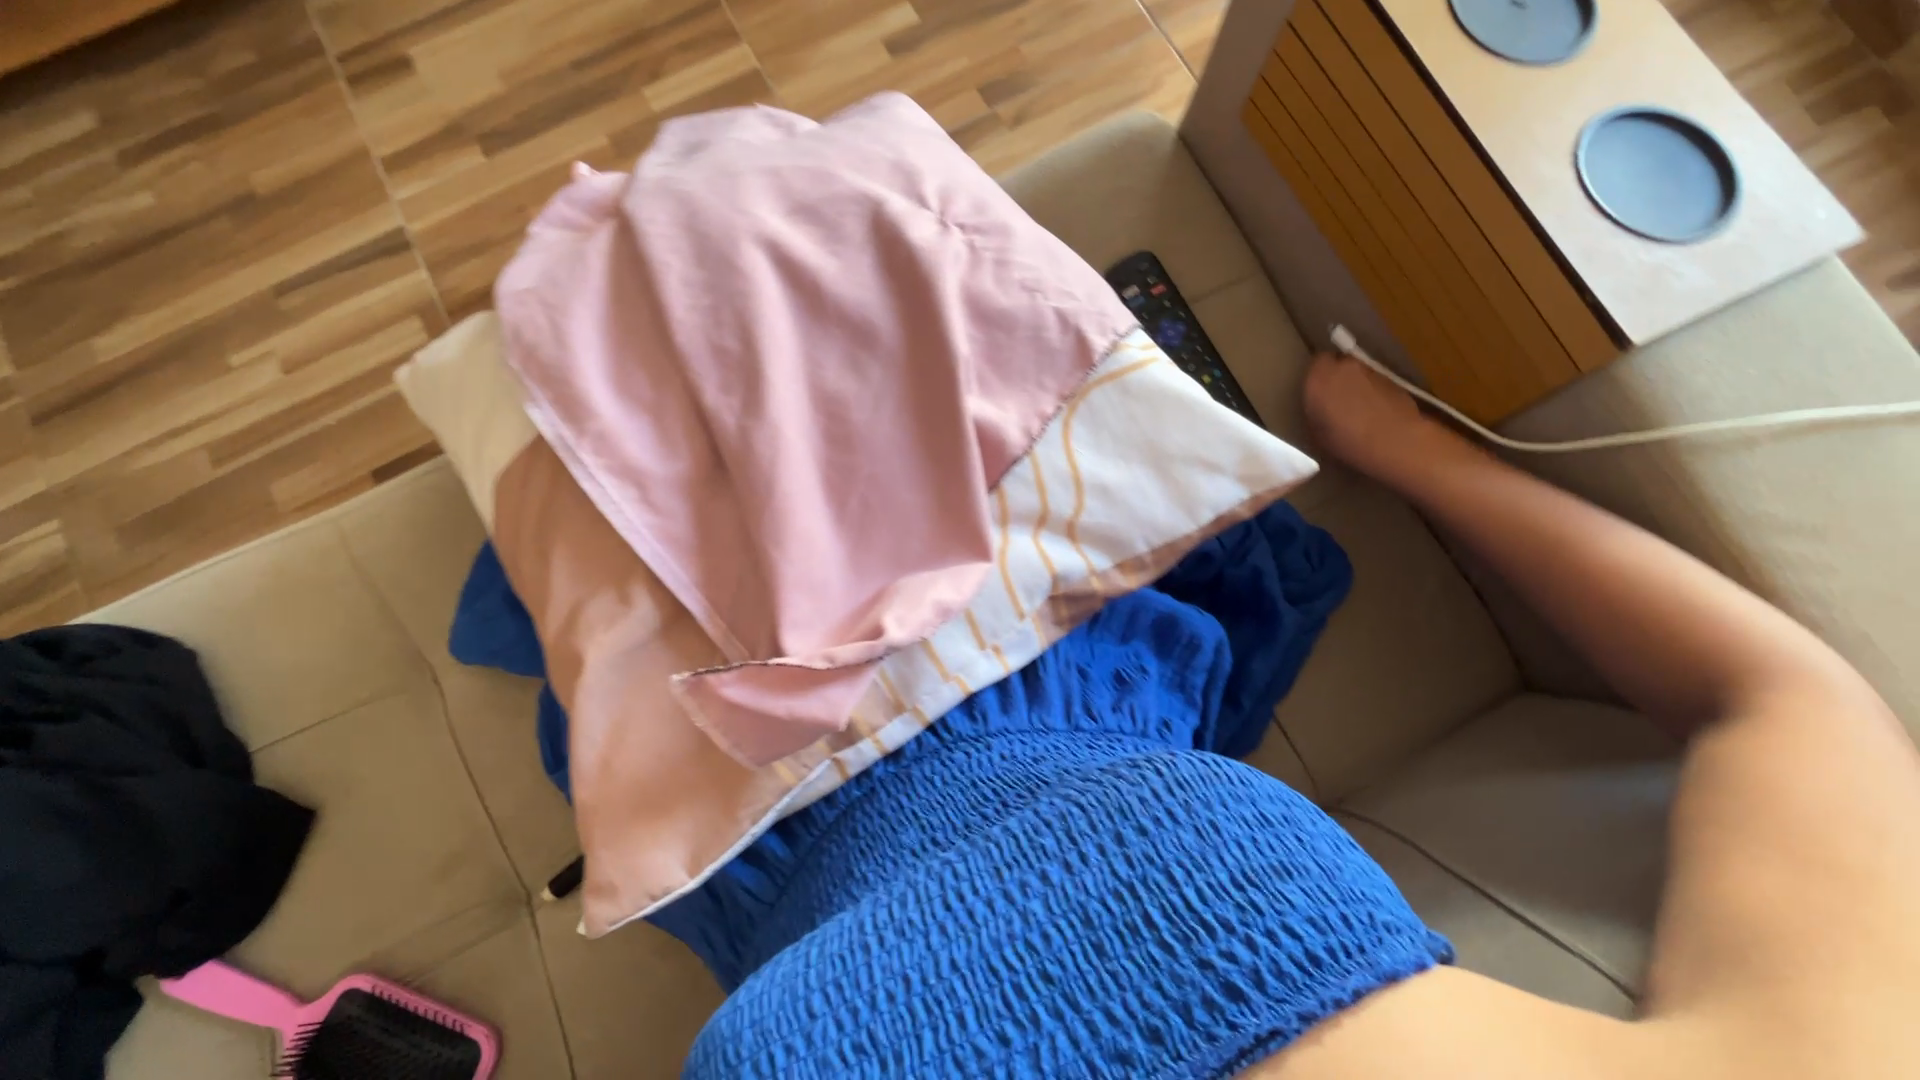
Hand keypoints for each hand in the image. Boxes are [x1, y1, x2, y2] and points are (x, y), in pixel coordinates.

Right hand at [1302, 352, 1451, 480]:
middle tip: (1336, 400)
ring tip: (1359, 410)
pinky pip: (1378, 383)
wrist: (1394, 442)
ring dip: (1358, 385)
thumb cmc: (1345, 442)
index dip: (1318, 375)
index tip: (1317, 391)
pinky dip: (1375, 394)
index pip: (1316, 362)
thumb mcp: (1315, 431)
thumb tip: (1319, 406)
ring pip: (1360, 373)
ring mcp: (1372, 371)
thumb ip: (1314, 409)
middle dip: (1338, 377)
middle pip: (1340, 363)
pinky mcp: (1395, 380)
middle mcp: (1346, 367)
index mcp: (1320, 377)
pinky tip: (1377, 414)